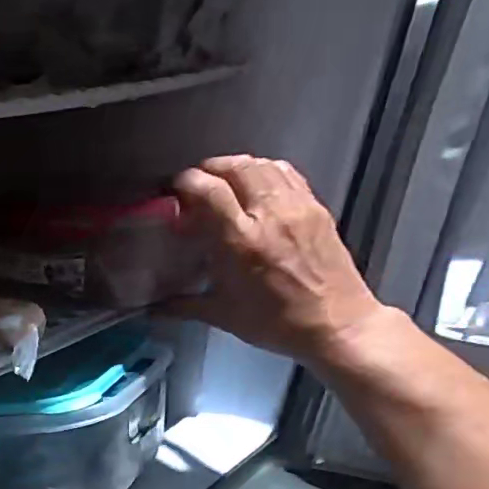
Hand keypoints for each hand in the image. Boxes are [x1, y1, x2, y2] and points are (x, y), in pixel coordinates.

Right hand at [171, 155, 395, 364]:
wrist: (334, 323)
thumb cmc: (273, 322)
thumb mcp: (219, 314)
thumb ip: (182, 304)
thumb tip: (153, 307)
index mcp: (240, 242)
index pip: (210, 191)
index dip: (186, 182)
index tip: (171, 189)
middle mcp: (270, 216)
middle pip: (238, 168)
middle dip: (210, 168)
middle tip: (192, 182)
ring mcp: (297, 208)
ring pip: (265, 165)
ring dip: (238, 166)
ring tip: (220, 180)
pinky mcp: (316, 209)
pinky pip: (287, 175)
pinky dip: (265, 172)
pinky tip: (253, 186)